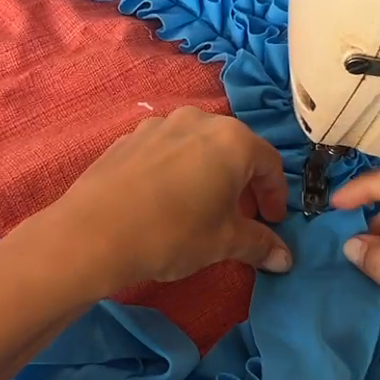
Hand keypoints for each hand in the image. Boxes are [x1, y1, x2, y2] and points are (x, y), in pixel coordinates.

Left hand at [32, 107, 290, 295]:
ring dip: (207, 172)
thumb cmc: (173, 233)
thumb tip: (285, 259)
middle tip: (241, 215)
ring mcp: (158, 124)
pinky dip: (175, 170)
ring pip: (196, 146)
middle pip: (232, 148)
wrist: (94, 232)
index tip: (272, 221)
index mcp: (231, 139)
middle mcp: (197, 120)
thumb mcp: (223, 242)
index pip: (269, 163)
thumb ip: (258, 244)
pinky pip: (165, 151)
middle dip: (242, 181)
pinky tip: (164, 199)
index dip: (275, 194)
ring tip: (201, 206)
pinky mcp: (128, 137)